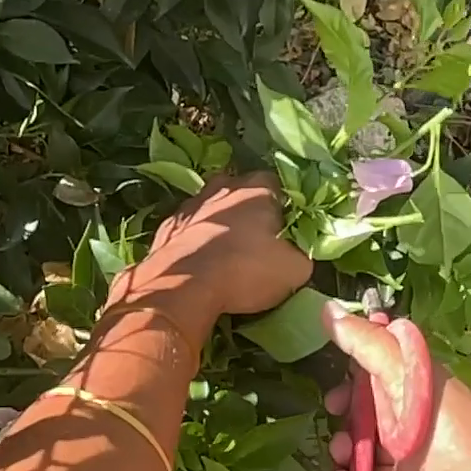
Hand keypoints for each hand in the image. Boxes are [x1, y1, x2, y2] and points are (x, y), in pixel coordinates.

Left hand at [107, 173, 312, 339]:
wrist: (182, 285)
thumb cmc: (244, 271)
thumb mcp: (294, 270)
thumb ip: (301, 253)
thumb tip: (296, 254)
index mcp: (257, 188)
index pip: (278, 185)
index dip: (284, 207)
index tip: (286, 229)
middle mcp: (223, 186)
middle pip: (242, 190)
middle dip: (249, 209)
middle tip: (258, 238)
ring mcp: (192, 203)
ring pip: (213, 205)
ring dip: (221, 221)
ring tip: (228, 250)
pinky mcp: (169, 224)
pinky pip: (191, 226)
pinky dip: (198, 238)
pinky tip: (202, 259)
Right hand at [322, 305, 470, 470]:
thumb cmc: (459, 442)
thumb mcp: (412, 383)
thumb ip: (370, 346)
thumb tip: (328, 308)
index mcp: (420, 400)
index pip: (376, 385)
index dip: (350, 391)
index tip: (334, 401)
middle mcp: (416, 437)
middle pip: (363, 433)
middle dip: (342, 441)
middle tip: (339, 450)